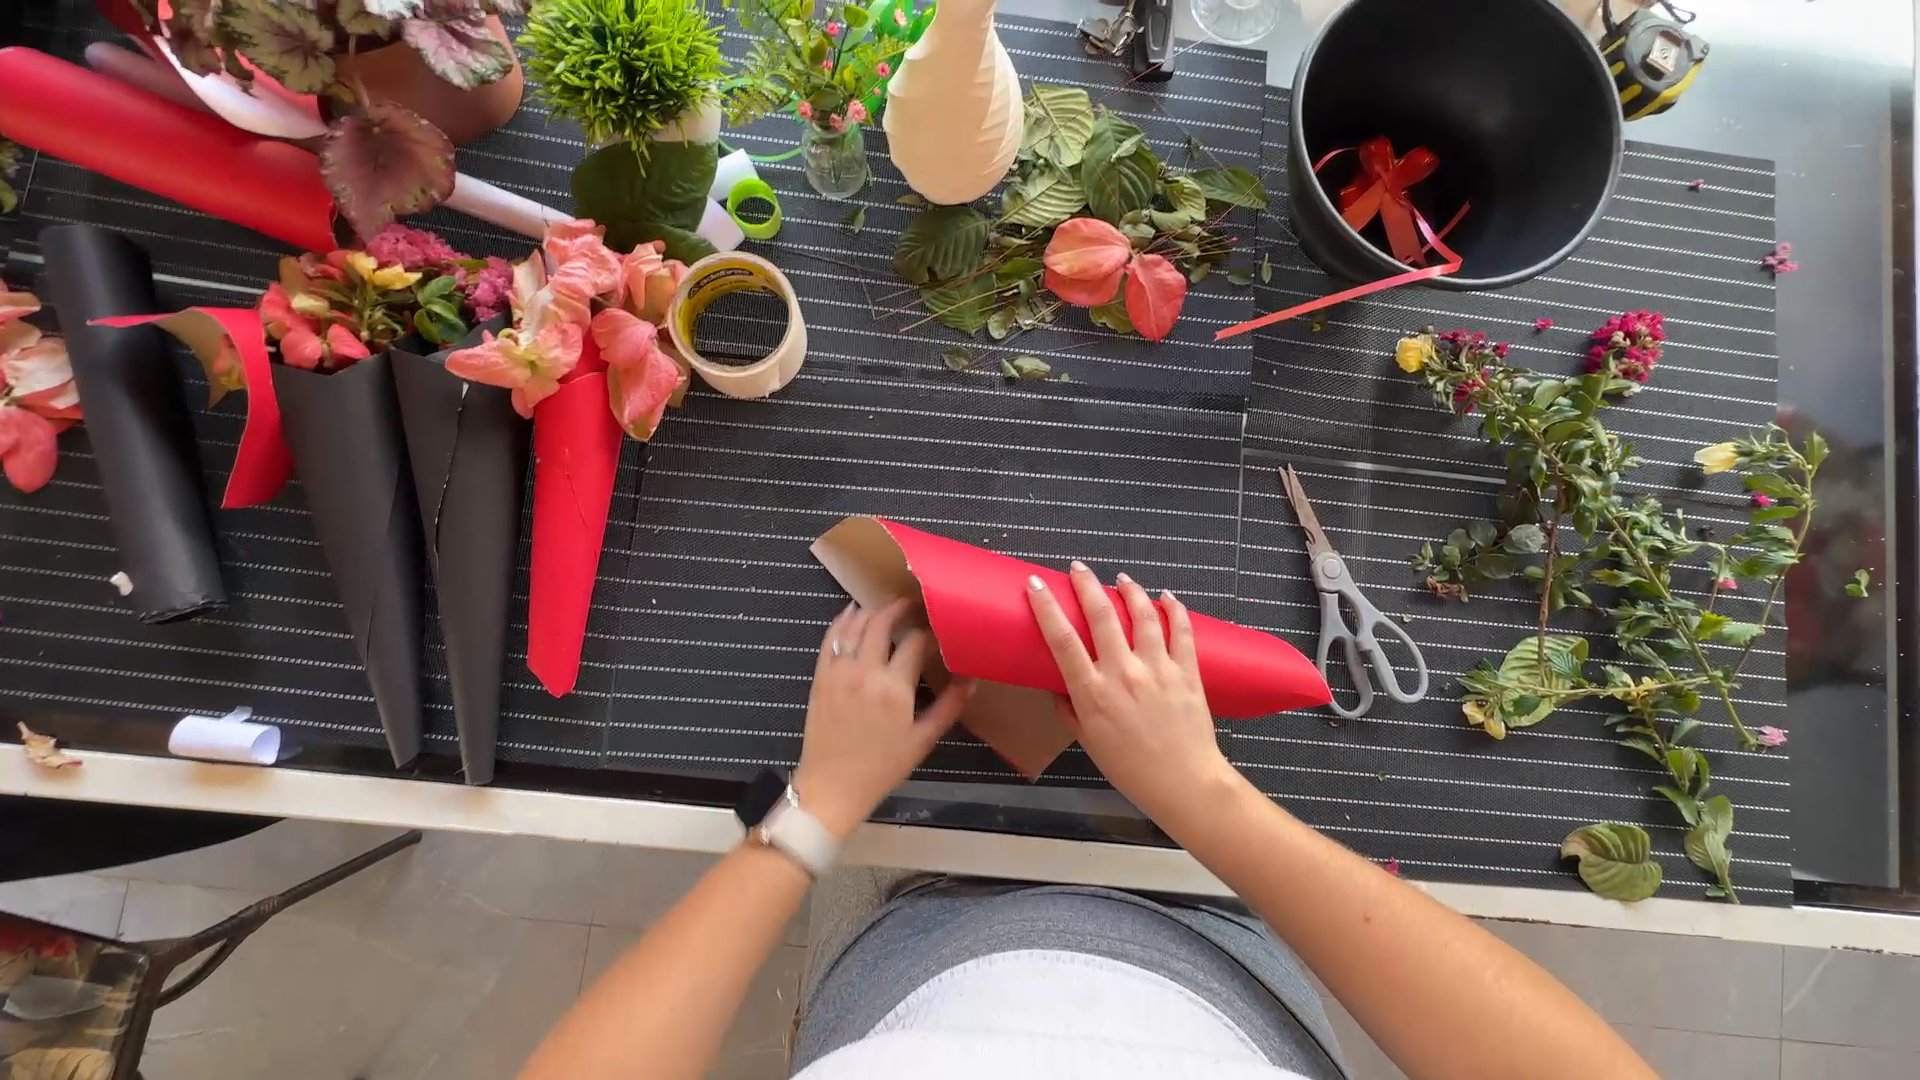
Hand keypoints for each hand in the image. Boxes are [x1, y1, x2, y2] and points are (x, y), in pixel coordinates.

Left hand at [793, 598, 973, 837]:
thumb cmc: (882, 767)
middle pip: (882, 623)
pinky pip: (830, 638)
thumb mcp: (923, 740)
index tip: (937, 634)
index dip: (929, 633)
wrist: (832, 787)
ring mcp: (839, 671)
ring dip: (872, 611)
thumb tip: (971, 679)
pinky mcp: (820, 676)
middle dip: (899, 609)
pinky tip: (852, 613)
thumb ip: (949, 706)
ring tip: (886, 607)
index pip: (915, 642)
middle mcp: (865, 671)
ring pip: (855, 625)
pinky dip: (842, 621)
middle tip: (911, 605)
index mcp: (894, 687)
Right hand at [1025, 562, 1244, 827]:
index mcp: (1093, 693)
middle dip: (1086, 584)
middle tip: (1078, 567)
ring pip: (1143, 615)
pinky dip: (1174, 609)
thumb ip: (1070, 708)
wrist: (1184, 783)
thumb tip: (1058, 683)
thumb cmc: (1129, 767)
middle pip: (1101, 616)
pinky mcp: (1187, 671)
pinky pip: (1182, 631)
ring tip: (1121, 578)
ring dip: (1130, 590)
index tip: (1036, 584)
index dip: (1046, 607)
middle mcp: (1123, 673)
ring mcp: (1158, 669)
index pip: (1063, 640)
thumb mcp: (1088, 741)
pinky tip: (1166, 597)